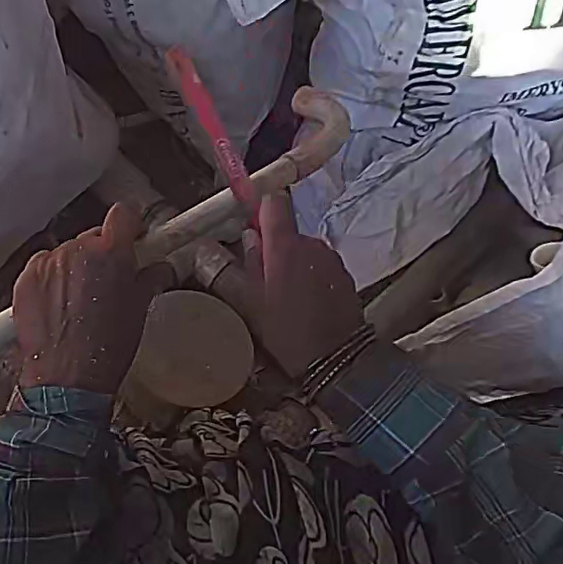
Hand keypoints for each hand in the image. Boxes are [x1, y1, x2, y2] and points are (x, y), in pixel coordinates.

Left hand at [14, 203, 170, 394]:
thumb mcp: (140, 309)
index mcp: (112, 253)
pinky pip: (44, 267)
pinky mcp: (26, 278)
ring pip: (68, 252)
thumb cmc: (105, 348)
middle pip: (94, 236)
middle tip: (110, 282)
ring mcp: (49, 263)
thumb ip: (151, 278)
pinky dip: (52, 280)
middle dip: (103, 254)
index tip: (133, 236)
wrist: (67, 377)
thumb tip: (159, 269)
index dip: (131, 225)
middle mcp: (78, 250)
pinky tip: (61, 306)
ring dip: (77, 268)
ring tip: (83, 302)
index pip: (124, 214)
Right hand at [244, 193, 365, 377]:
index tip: (247, 230)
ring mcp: (331, 260)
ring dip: (288, 265)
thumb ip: (230, 270)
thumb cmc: (286, 331)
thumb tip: (219, 245)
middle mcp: (312, 244)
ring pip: (301, 251)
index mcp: (285, 245)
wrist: (337, 360)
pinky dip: (306, 278)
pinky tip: (300, 305)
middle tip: (256, 282)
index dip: (257, 210)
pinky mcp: (344, 277)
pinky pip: (317, 267)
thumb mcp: (247, 305)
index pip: (272, 202)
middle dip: (269, 249)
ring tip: (279, 299)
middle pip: (285, 232)